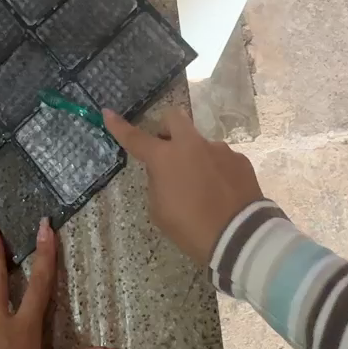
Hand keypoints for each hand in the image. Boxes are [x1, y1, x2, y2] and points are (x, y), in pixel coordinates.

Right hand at [103, 108, 263, 266]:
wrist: (239, 235)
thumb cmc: (192, 227)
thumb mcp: (160, 211)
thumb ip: (158, 183)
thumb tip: (165, 172)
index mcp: (165, 158)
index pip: (136, 138)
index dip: (119, 126)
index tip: (108, 113)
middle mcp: (192, 145)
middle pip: (174, 118)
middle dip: (166, 128)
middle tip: (167, 150)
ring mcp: (219, 149)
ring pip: (200, 143)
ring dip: (195, 157)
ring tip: (203, 188)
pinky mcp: (239, 159)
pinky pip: (221, 159)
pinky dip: (217, 171)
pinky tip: (222, 192)